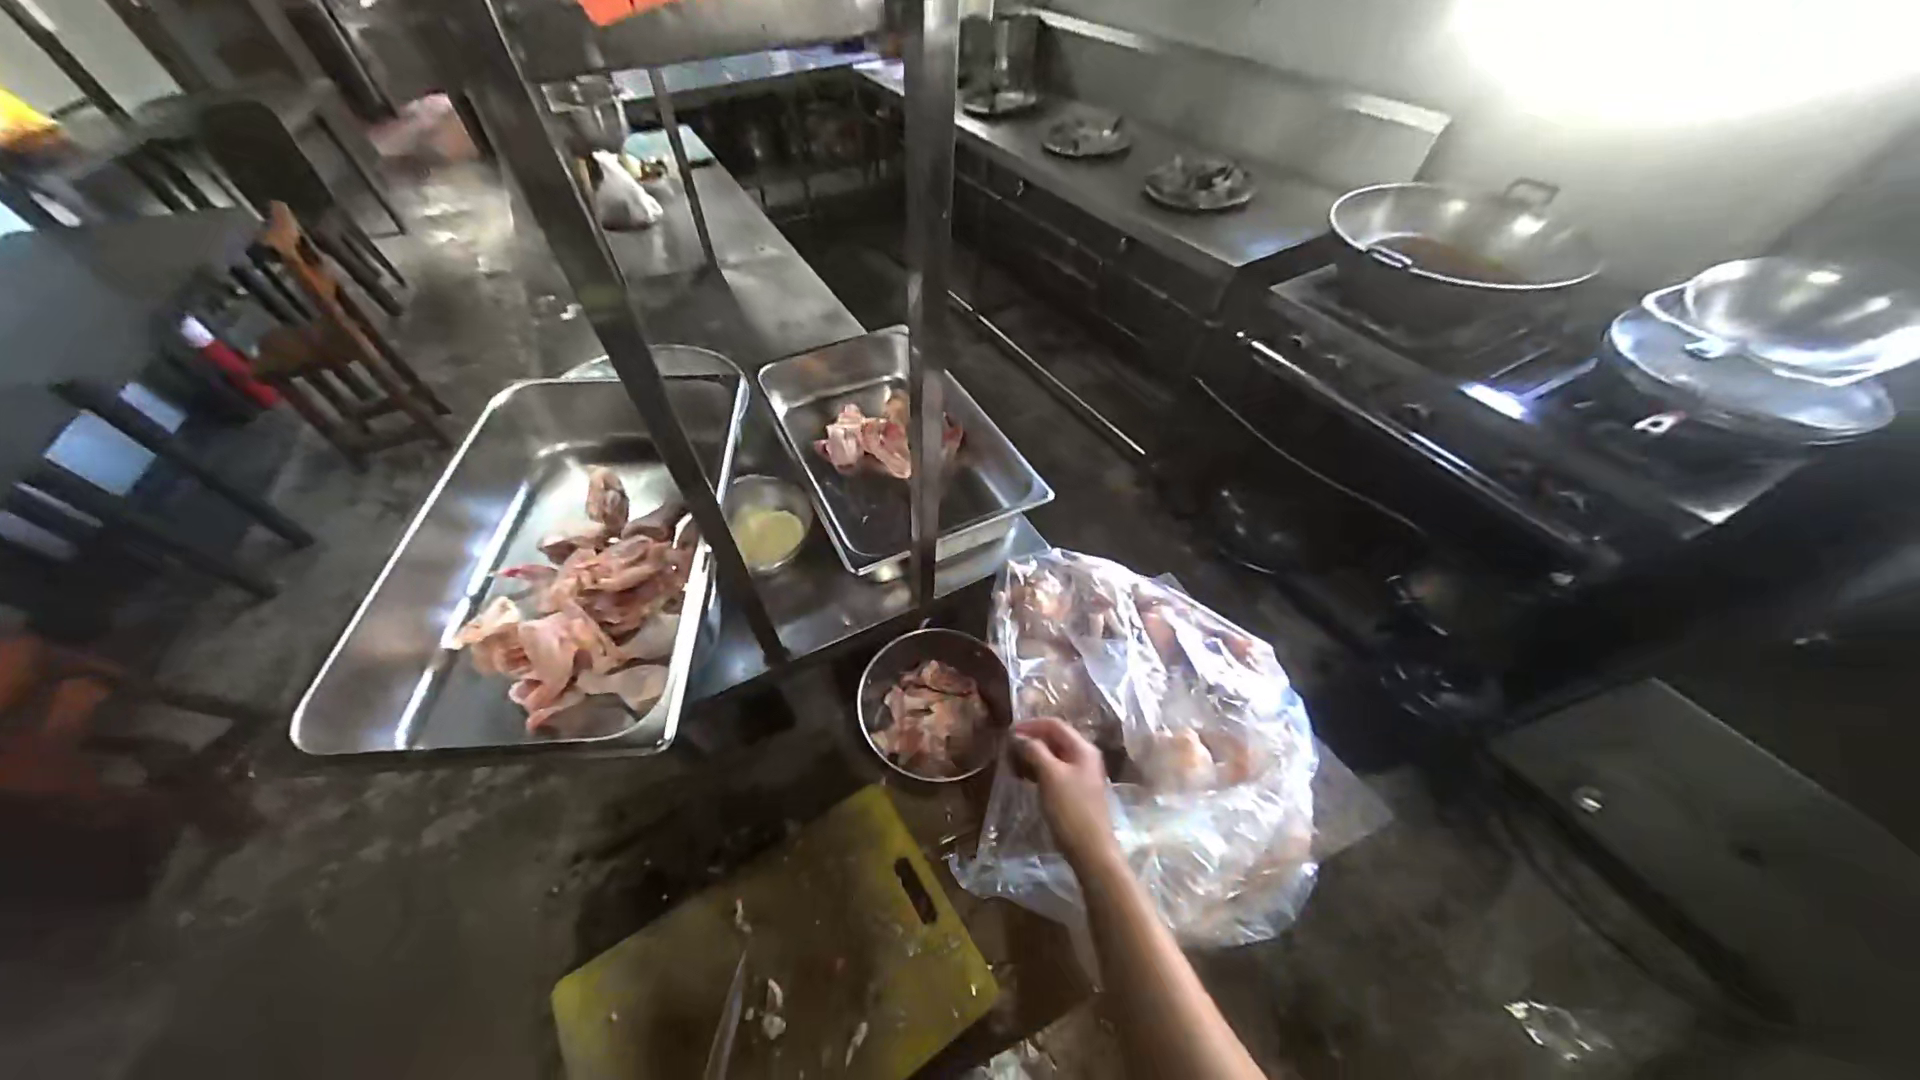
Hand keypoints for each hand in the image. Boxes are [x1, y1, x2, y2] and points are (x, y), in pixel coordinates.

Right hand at [1012, 718, 1119, 871]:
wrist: (1092, 851)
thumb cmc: (1071, 810)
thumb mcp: (1050, 775)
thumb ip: (1034, 751)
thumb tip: (1018, 736)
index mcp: (1082, 748)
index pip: (1054, 724)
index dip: (1030, 725)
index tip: (1009, 732)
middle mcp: (1085, 756)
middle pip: (1054, 738)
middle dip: (1031, 740)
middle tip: (1008, 748)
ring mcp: (1082, 774)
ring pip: (1054, 755)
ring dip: (1033, 755)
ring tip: (1012, 763)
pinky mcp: (1076, 791)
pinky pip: (1055, 771)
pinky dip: (1038, 770)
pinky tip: (1025, 777)